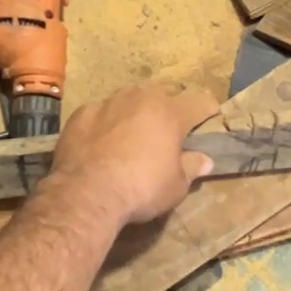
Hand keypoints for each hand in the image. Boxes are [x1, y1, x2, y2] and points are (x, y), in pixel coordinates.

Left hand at [42, 85, 218, 226]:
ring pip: (129, 100)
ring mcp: (108, 102)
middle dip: (168, 112)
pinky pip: (101, 113)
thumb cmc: (141, 189)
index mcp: (170, 112)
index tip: (209, 120)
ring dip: (135, 114)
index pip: (200, 101)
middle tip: (167, 135)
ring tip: (132, 137)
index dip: (208, 111)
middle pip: (163, 96)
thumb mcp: (176, 186)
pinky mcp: (81, 113)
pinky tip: (101, 144)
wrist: (86, 194)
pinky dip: (106, 124)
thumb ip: (191, 167)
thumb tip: (205, 160)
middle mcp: (140, 98)